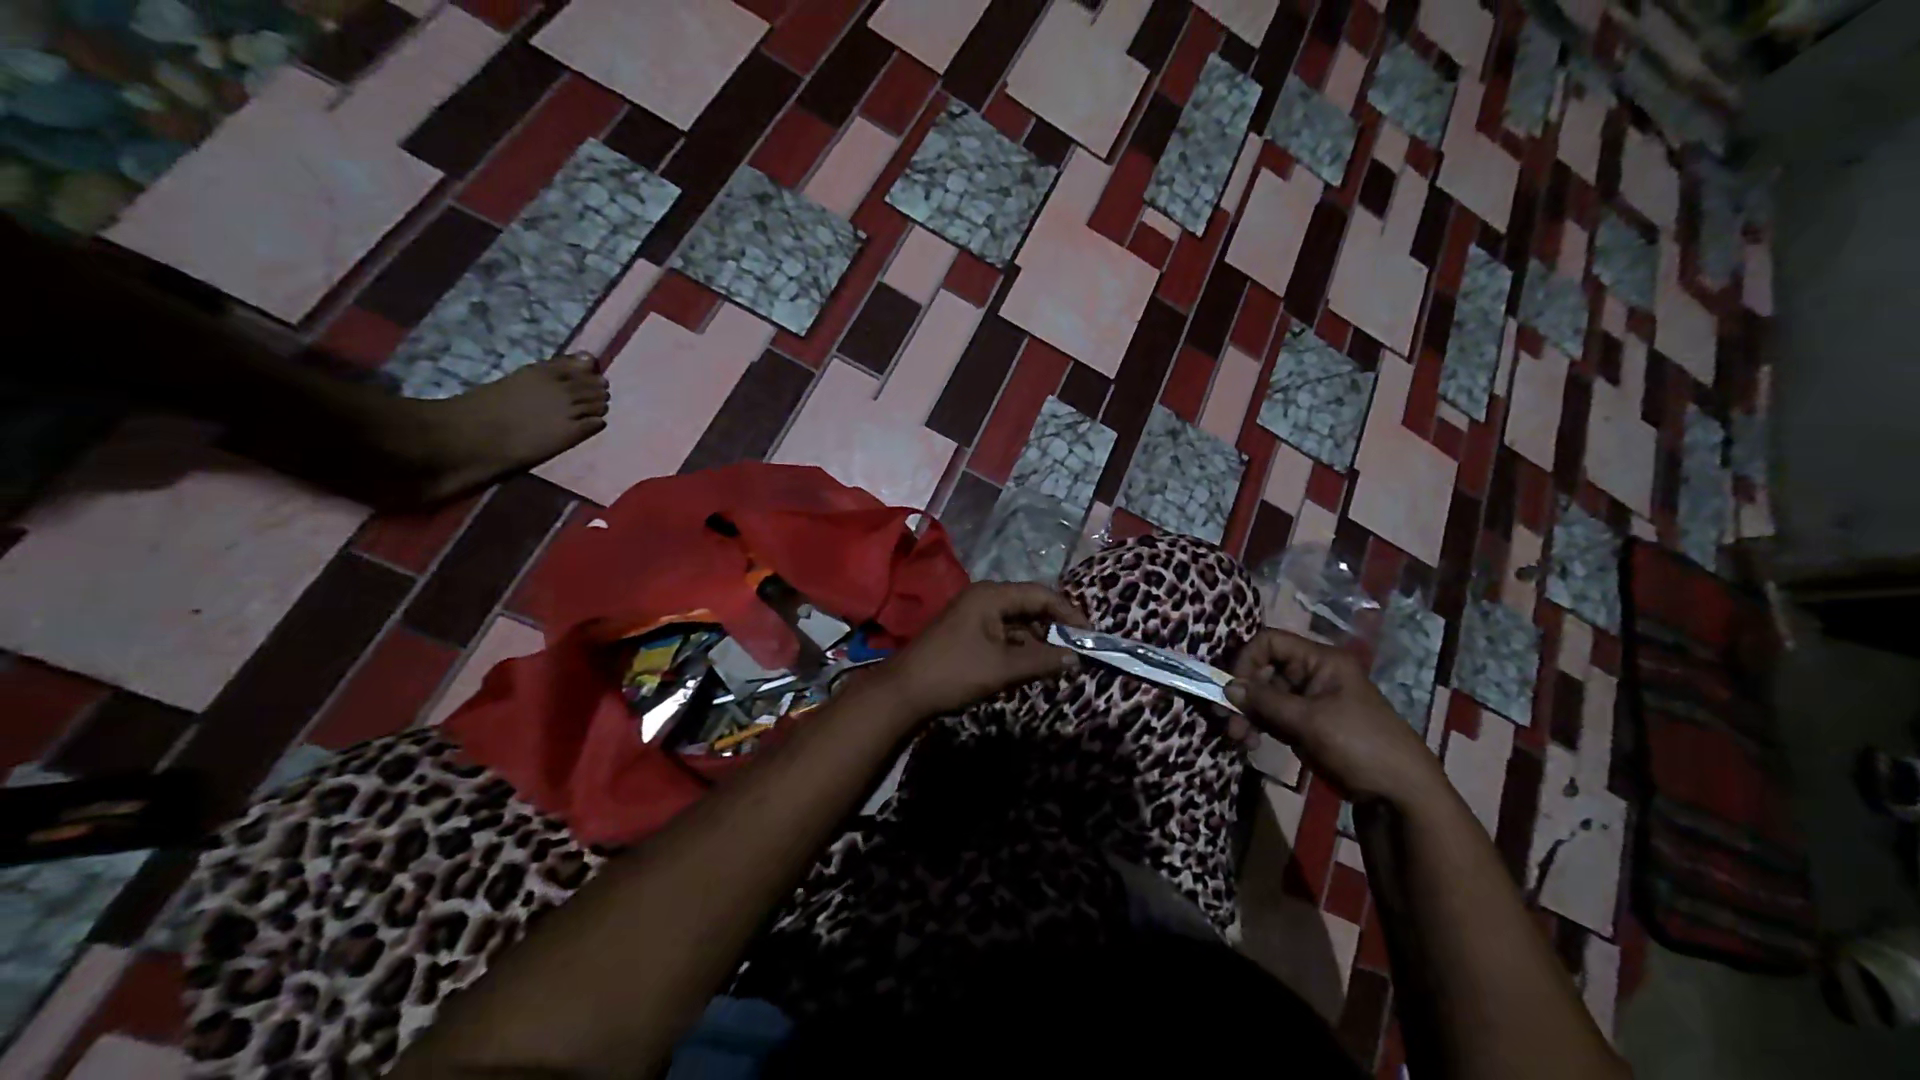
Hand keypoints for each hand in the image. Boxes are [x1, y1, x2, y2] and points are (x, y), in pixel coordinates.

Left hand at [876, 582, 1087, 717]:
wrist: (904, 691)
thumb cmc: (955, 672)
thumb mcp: (1003, 668)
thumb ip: (1042, 661)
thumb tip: (1076, 658)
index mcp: (991, 595)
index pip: (1041, 594)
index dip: (1068, 613)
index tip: (1089, 635)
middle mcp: (984, 598)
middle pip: (1029, 605)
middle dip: (1054, 626)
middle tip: (1078, 649)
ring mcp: (973, 615)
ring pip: (1017, 621)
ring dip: (1037, 640)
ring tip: (1059, 661)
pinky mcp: (967, 633)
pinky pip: (1003, 633)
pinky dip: (1020, 647)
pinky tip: (1032, 665)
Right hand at [1224, 629, 1445, 805]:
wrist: (1398, 793)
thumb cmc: (1359, 745)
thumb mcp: (1310, 720)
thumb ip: (1266, 701)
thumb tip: (1227, 686)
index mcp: (1321, 661)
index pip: (1271, 642)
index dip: (1247, 659)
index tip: (1232, 687)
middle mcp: (1312, 674)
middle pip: (1263, 670)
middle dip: (1242, 694)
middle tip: (1227, 721)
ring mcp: (1308, 701)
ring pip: (1263, 696)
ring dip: (1245, 714)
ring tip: (1238, 738)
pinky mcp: (1304, 725)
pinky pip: (1270, 717)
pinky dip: (1256, 726)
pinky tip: (1250, 743)